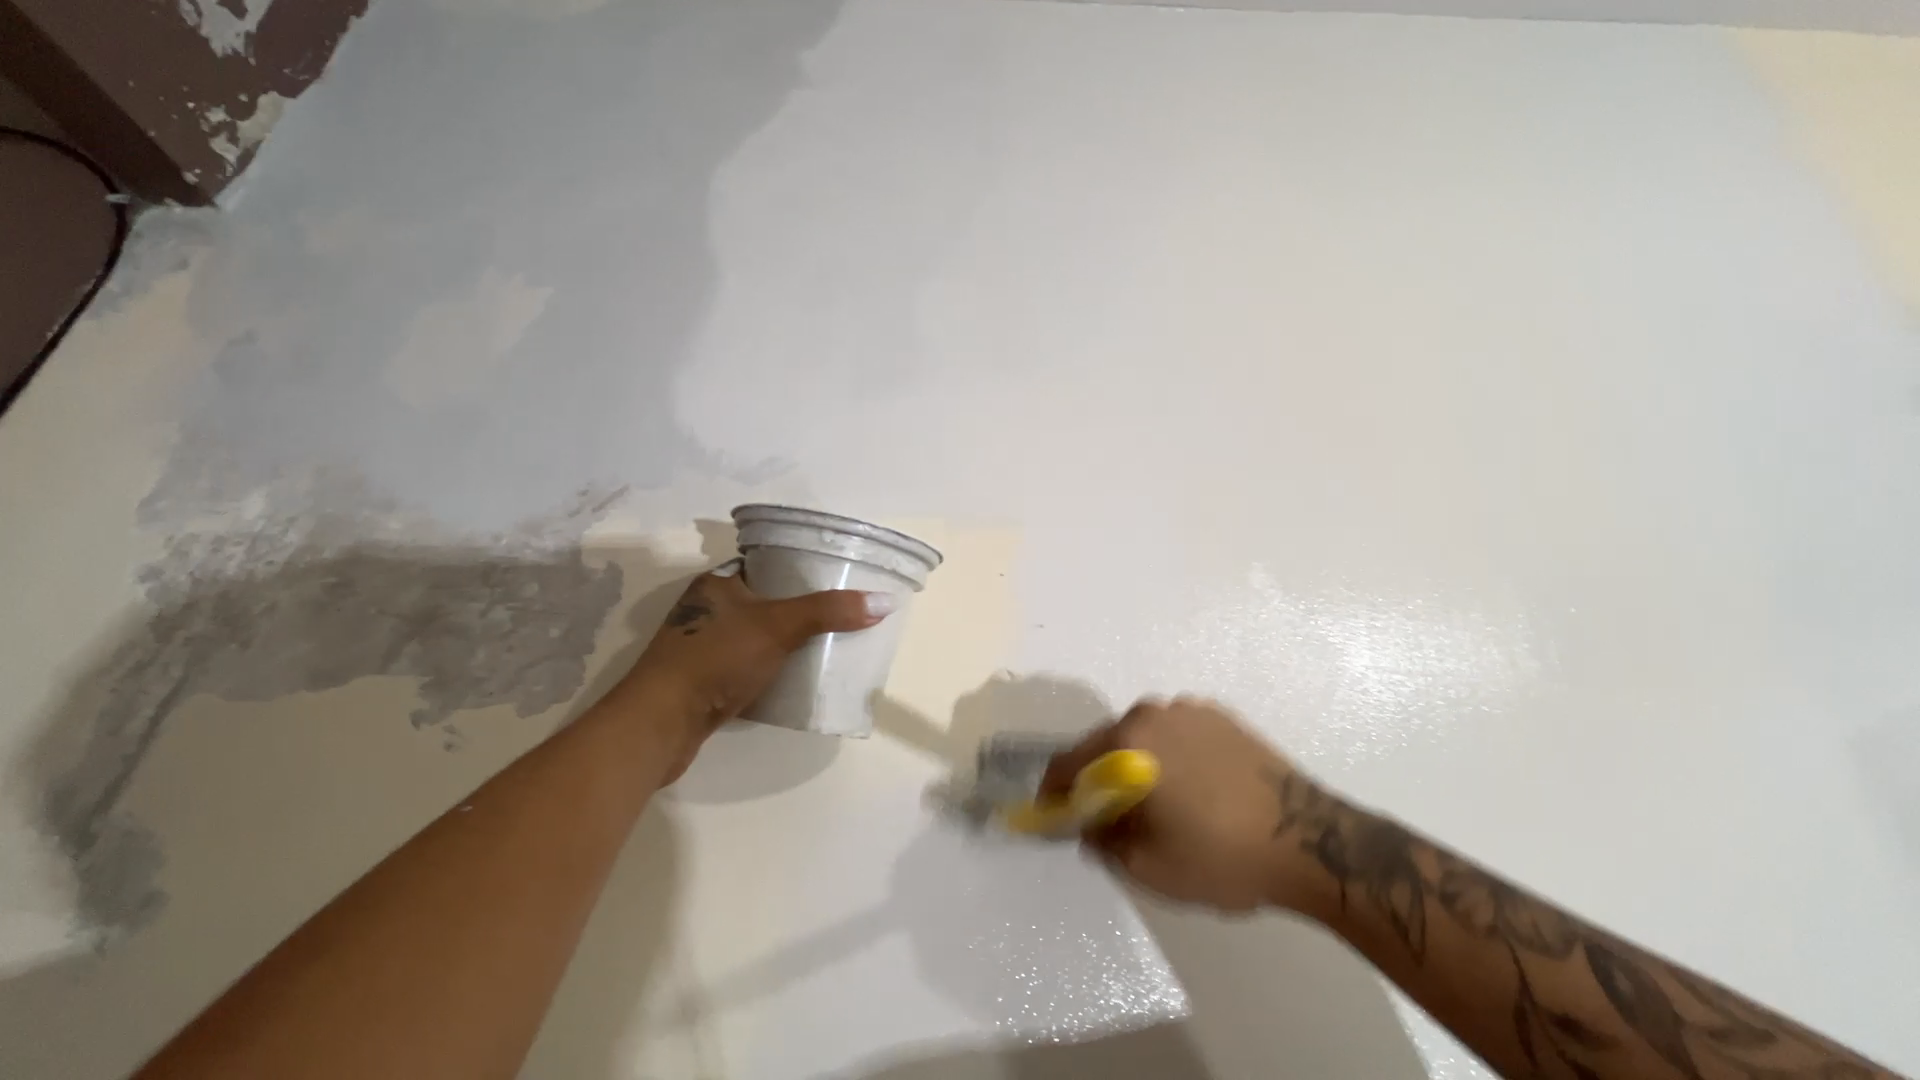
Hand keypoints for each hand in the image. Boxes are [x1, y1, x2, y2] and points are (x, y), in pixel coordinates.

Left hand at [614, 561, 893, 783]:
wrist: (661, 722)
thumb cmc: (716, 659)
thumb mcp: (777, 626)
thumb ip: (828, 611)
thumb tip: (885, 601)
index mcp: (718, 583)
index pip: (765, 564)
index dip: (800, 568)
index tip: (837, 577)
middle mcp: (708, 610)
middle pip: (766, 602)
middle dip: (801, 610)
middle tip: (842, 615)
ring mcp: (704, 647)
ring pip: (758, 637)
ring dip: (788, 643)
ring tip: (829, 646)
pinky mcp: (706, 682)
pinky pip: (749, 668)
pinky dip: (773, 671)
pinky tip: (799, 680)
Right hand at [1041, 697, 1325, 912]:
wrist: (1312, 843)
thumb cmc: (1221, 857)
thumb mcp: (1147, 866)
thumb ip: (1103, 840)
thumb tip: (1090, 824)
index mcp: (1128, 742)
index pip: (1069, 762)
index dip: (1054, 791)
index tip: (1054, 815)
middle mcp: (1155, 713)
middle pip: (1105, 744)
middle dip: (1096, 778)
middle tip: (1103, 816)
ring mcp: (1193, 711)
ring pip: (1143, 737)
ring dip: (1135, 765)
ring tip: (1152, 805)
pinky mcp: (1225, 718)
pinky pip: (1178, 735)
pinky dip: (1170, 757)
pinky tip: (1189, 791)